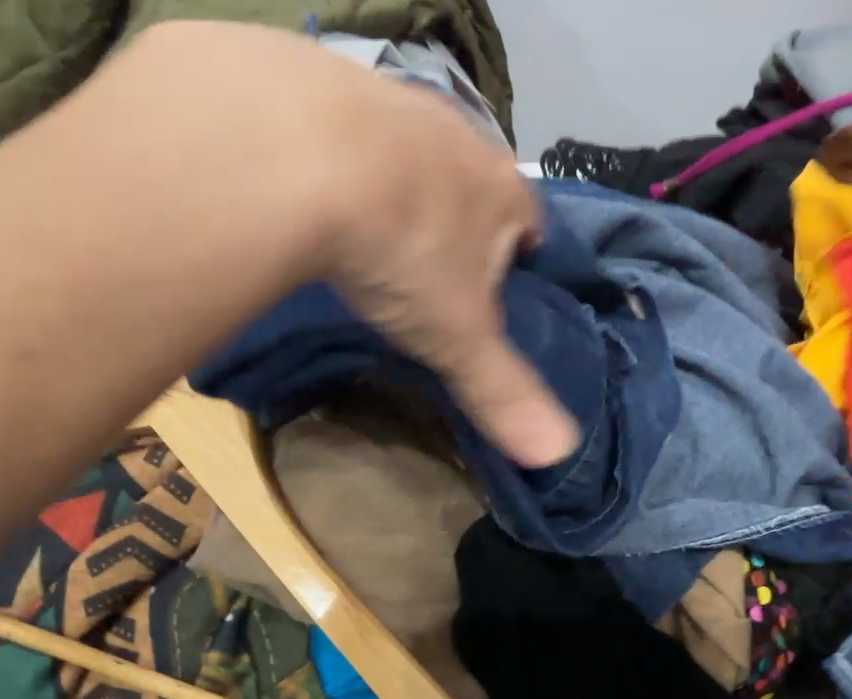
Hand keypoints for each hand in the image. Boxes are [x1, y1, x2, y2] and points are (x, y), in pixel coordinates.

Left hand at [95, 23, 576, 465]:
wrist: (293, 147)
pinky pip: (349, 134)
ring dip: (401, 191)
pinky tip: (316, 192)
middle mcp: (461, 139)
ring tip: (372, 232)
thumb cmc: (401, 247)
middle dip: (461, 225)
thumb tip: (558, 456)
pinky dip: (342, 164)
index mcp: (505, 193)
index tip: (501, 291)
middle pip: (475, 189)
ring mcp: (395, 107)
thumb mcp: (456, 335)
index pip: (533, 226)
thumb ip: (503, 391)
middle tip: (431, 269)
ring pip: (414, 157)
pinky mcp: (326, 89)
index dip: (522, 259)